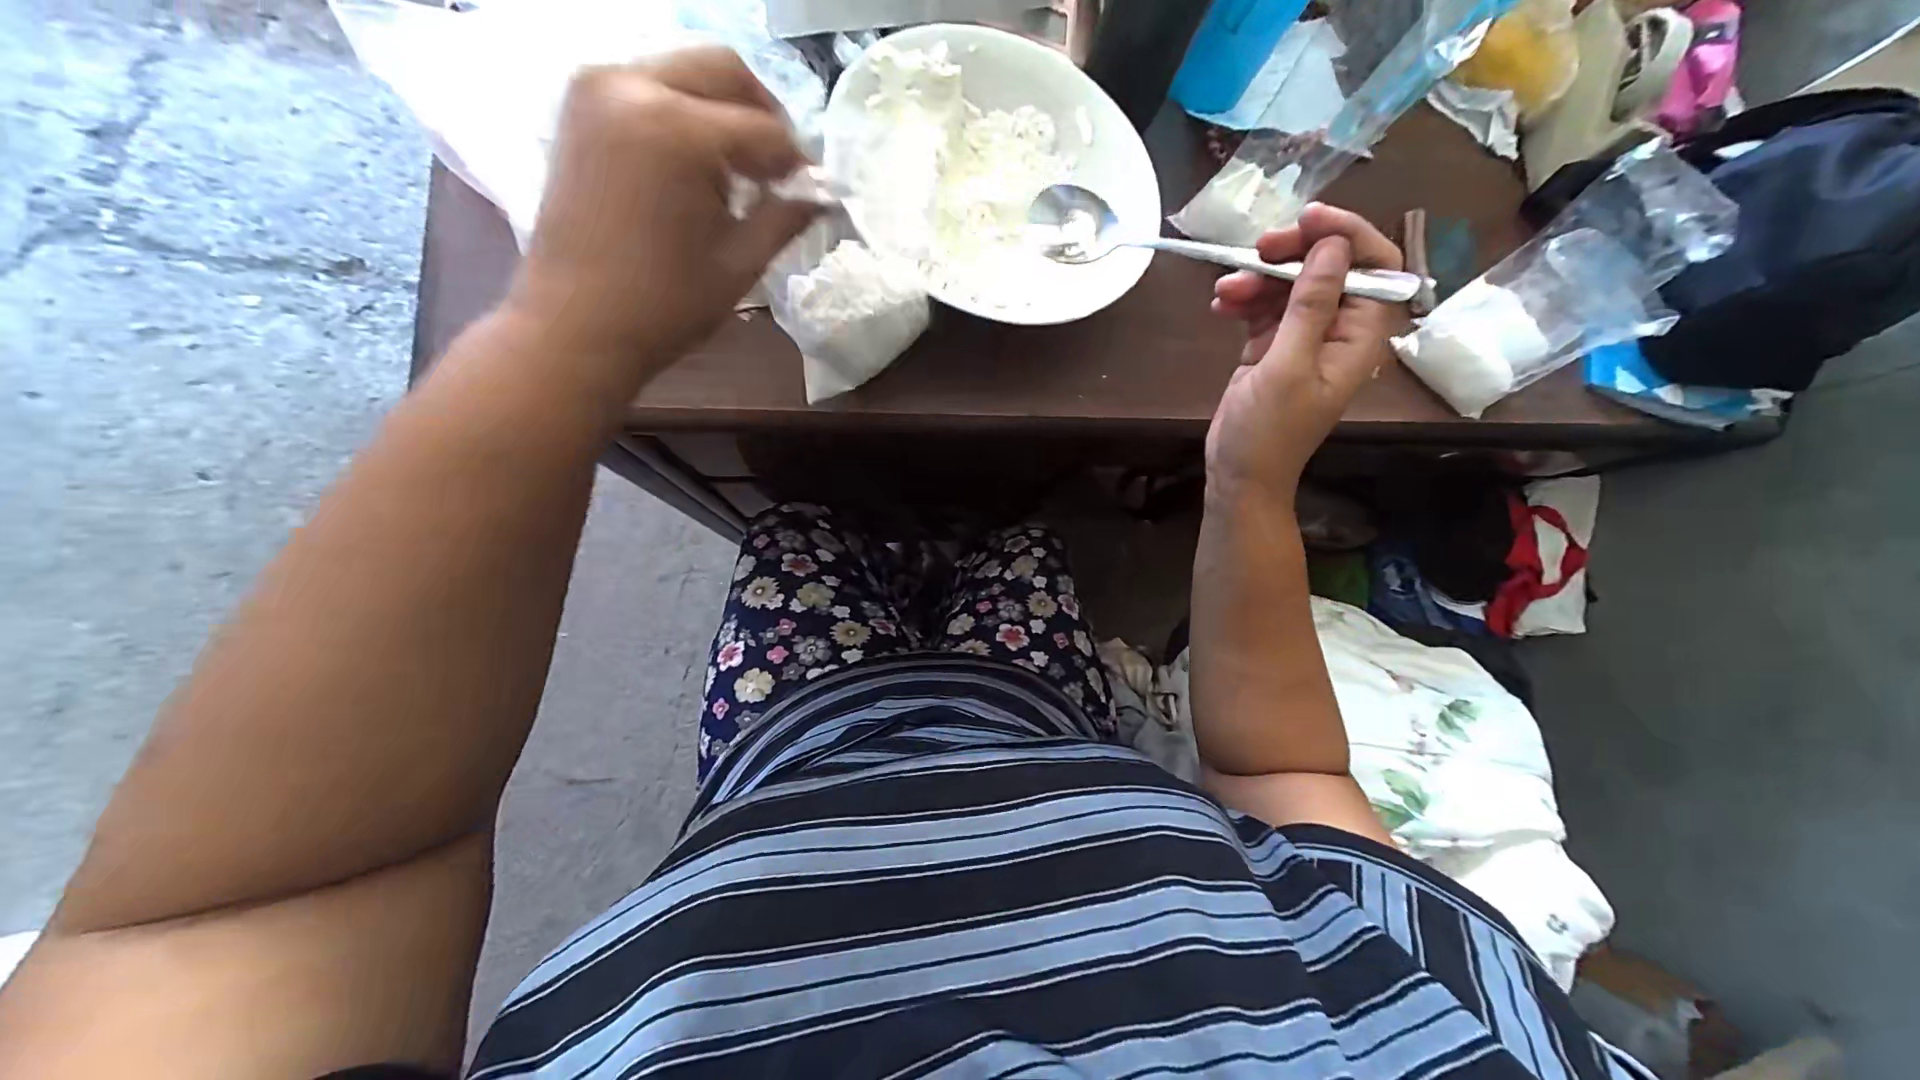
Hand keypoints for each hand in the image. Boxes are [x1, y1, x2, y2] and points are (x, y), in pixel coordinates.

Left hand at [504, 48, 817, 394]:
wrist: (576, 324)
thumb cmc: (664, 305)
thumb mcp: (739, 264)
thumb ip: (784, 218)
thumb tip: (820, 196)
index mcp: (678, 131)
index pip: (763, 129)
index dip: (796, 161)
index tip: (811, 189)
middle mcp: (634, 87)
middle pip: (723, 70)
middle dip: (763, 115)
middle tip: (779, 167)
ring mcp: (598, 89)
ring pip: (685, 71)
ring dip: (723, 110)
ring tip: (738, 169)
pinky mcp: (581, 106)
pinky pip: (649, 86)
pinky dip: (684, 113)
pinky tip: (697, 164)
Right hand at [1204, 203, 1405, 501]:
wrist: (1239, 476)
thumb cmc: (1267, 432)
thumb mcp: (1288, 367)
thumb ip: (1311, 305)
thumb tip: (1332, 246)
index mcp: (1359, 337)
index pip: (1375, 267)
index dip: (1348, 236)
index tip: (1306, 220)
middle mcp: (1337, 331)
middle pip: (1328, 269)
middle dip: (1294, 254)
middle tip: (1256, 249)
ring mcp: (1303, 339)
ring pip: (1290, 286)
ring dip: (1258, 280)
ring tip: (1223, 290)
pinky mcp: (1272, 348)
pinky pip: (1264, 308)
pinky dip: (1244, 301)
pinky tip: (1219, 305)